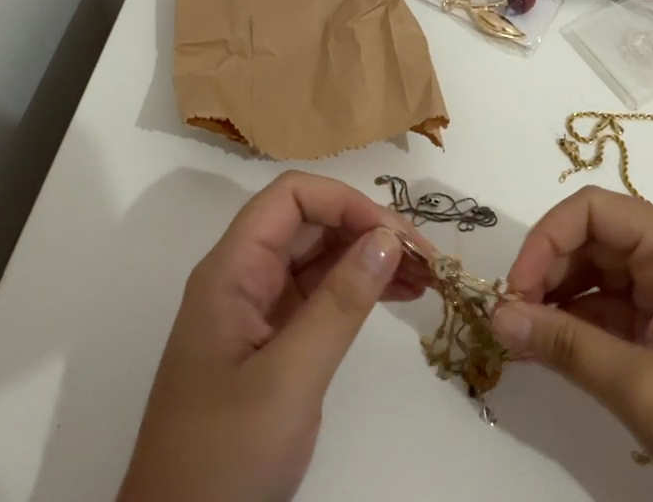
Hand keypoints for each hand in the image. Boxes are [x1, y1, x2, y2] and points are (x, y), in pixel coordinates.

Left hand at [118, 171, 431, 501]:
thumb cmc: (225, 453)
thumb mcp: (289, 378)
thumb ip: (340, 304)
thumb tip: (388, 237)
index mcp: (231, 271)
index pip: (290, 198)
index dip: (345, 202)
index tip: (396, 235)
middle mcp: (243, 279)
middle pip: (308, 223)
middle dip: (368, 228)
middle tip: (426, 257)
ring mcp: (257, 311)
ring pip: (319, 258)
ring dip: (370, 257)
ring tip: (426, 274)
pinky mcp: (273, 342)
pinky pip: (320, 296)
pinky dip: (361, 290)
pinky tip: (401, 295)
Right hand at [491, 187, 652, 501]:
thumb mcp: (641, 388)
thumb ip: (564, 344)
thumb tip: (495, 316)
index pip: (597, 209)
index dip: (547, 238)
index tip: (515, 291)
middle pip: (598, 238)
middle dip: (549, 270)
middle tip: (513, 321)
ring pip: (604, 275)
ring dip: (561, 300)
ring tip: (525, 339)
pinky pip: (618, 310)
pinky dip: (583, 325)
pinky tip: (554, 350)